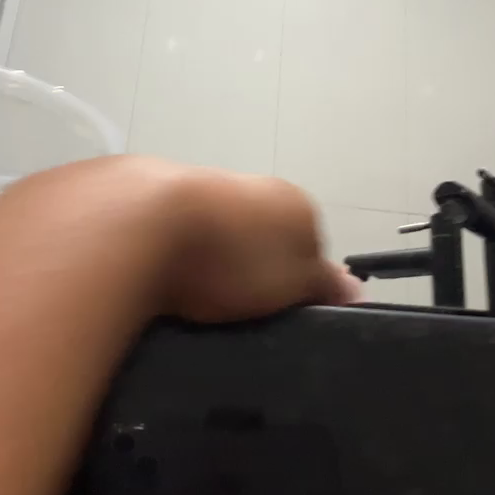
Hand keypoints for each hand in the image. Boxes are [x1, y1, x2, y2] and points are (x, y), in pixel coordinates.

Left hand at [156, 164, 359, 322]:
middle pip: (258, 234)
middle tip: (230, 309)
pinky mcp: (147, 194)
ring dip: (203, 255)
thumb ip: (324, 283)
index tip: (276, 310)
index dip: (295, 281)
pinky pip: (167, 231)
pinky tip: (153, 277)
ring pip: (212, 229)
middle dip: (246, 265)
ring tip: (187, 298)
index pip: (308, 244)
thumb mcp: (294, 283)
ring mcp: (197, 184)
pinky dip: (163, 251)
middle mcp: (248, 183)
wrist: (138, 224)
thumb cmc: (233, 256)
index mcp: (291, 201)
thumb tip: (355, 288)